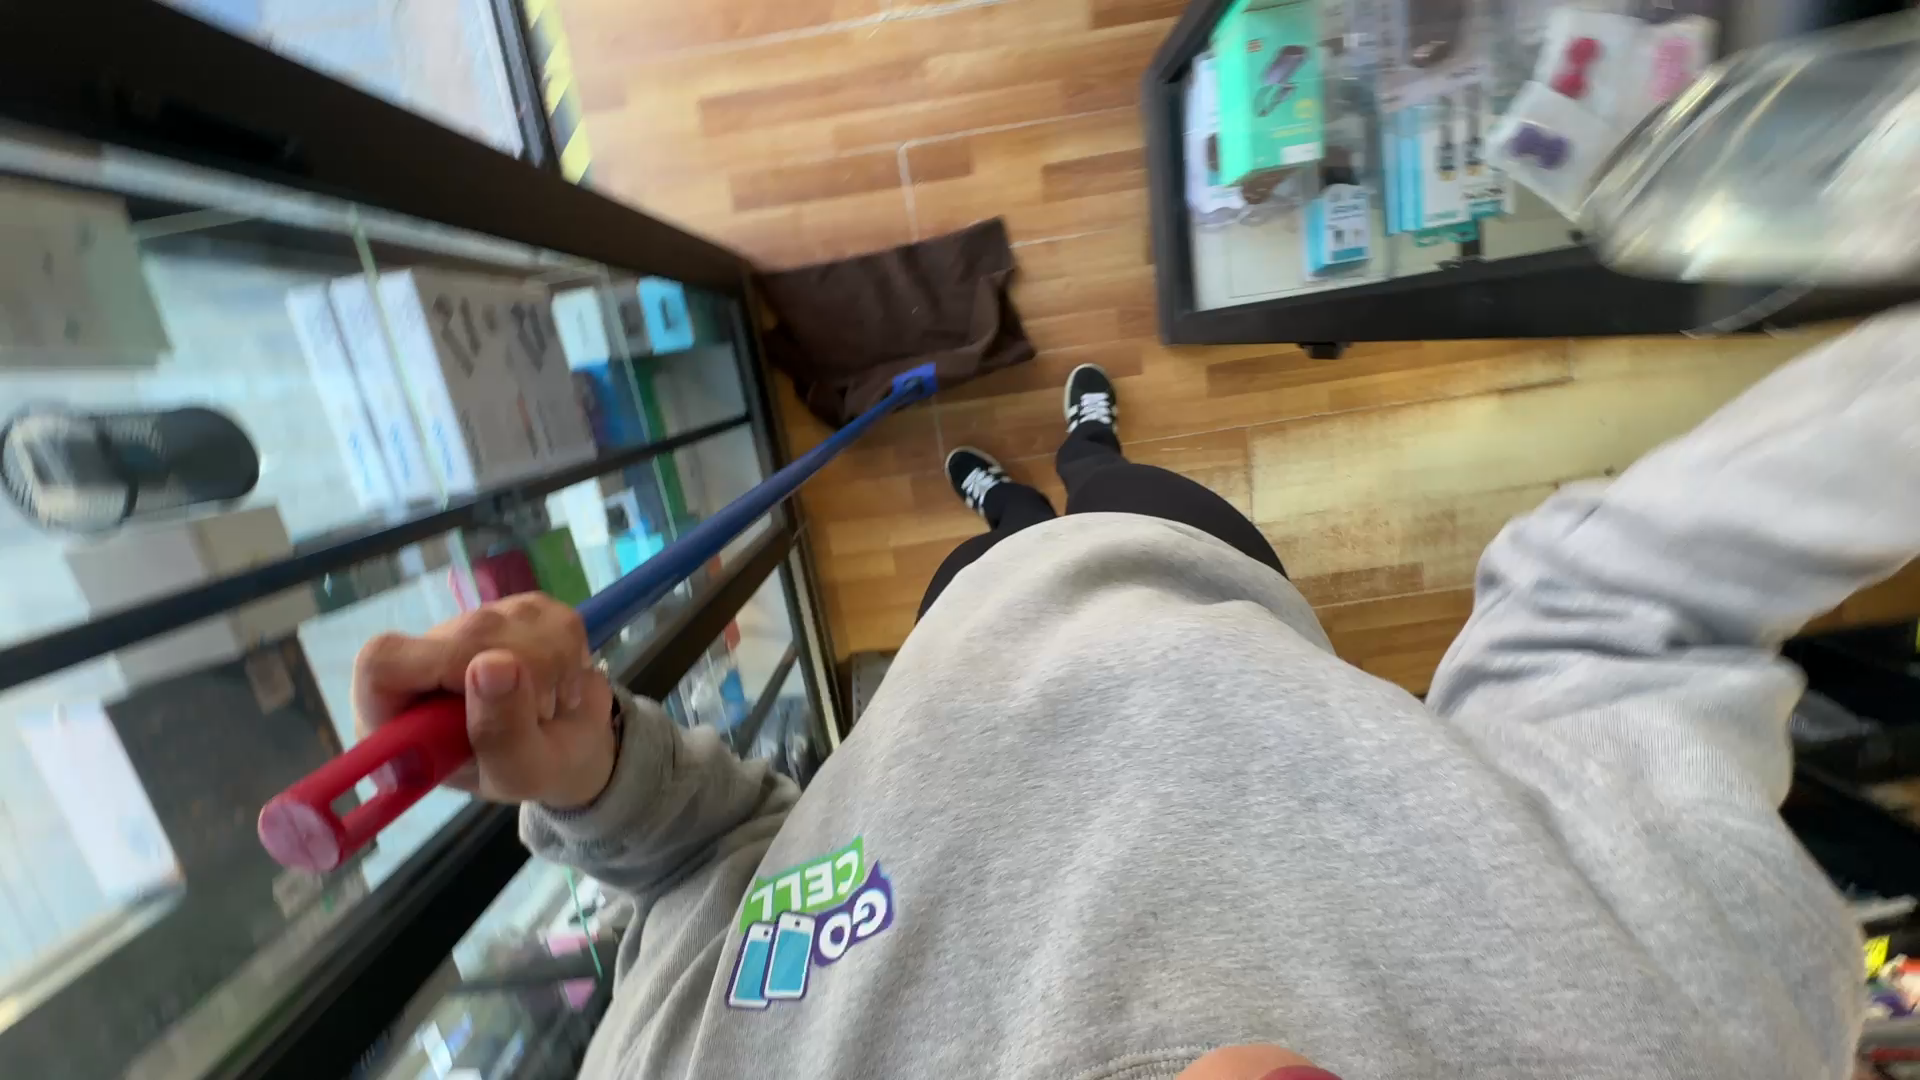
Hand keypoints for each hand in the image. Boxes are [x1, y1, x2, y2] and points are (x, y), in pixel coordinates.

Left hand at [353, 594, 616, 807]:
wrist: (579, 748)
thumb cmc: (538, 770)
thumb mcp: (519, 773)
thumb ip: (501, 732)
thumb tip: (492, 663)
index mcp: (399, 715)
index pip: (383, 661)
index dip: (440, 666)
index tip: (491, 691)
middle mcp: (426, 663)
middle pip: (467, 632)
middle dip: (526, 670)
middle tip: (542, 712)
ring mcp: (472, 630)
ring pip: (515, 616)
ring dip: (555, 663)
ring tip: (550, 701)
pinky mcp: (516, 611)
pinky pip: (549, 610)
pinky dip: (572, 647)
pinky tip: (562, 676)